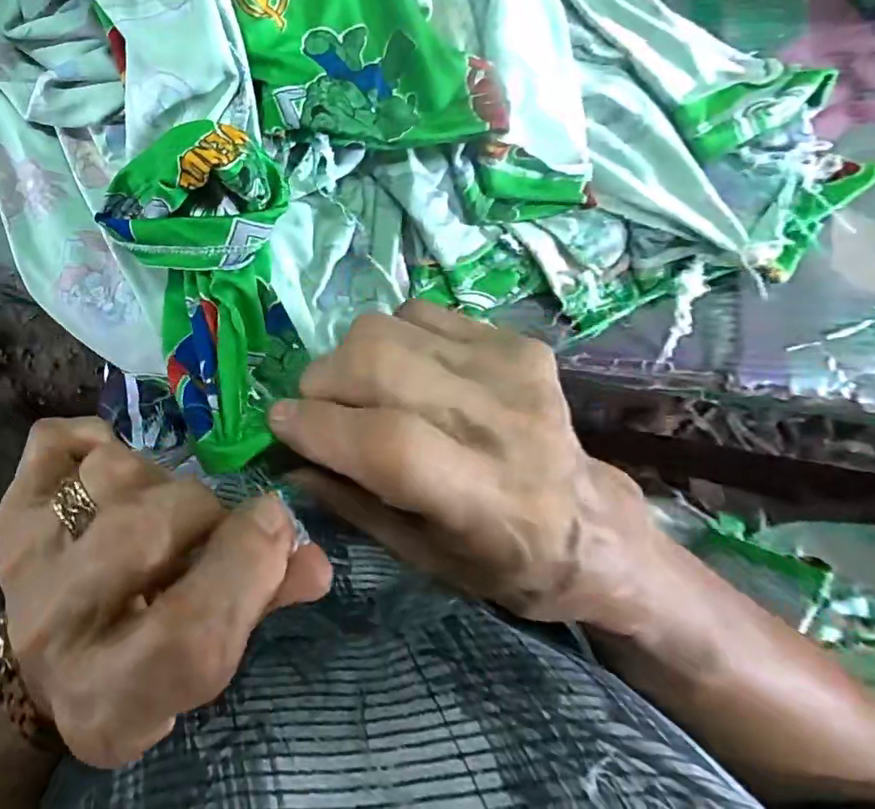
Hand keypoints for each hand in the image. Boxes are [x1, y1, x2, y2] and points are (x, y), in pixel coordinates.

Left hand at [0, 418, 331, 767]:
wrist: (36, 664)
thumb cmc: (132, 671)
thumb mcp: (195, 669)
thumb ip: (253, 609)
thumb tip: (310, 554)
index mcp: (108, 698)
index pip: (188, 634)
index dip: (244, 569)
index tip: (278, 524)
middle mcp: (54, 624)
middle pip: (146, 532)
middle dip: (205, 512)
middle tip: (216, 519)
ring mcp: (22, 556)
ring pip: (109, 473)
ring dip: (157, 477)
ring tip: (164, 503)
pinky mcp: (6, 508)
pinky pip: (56, 439)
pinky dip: (95, 439)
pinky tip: (110, 472)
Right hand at [268, 300, 658, 631]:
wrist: (597, 530)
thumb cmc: (500, 561)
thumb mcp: (419, 557)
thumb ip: (348, 502)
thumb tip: (285, 456)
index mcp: (487, 497)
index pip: (388, 442)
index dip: (317, 426)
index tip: (278, 424)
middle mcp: (503, 425)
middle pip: (377, 364)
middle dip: (320, 384)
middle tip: (317, 410)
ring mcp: (512, 373)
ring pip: (384, 329)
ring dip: (348, 358)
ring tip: (358, 390)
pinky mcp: (514, 343)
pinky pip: (415, 313)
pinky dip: (389, 337)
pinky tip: (402, 371)